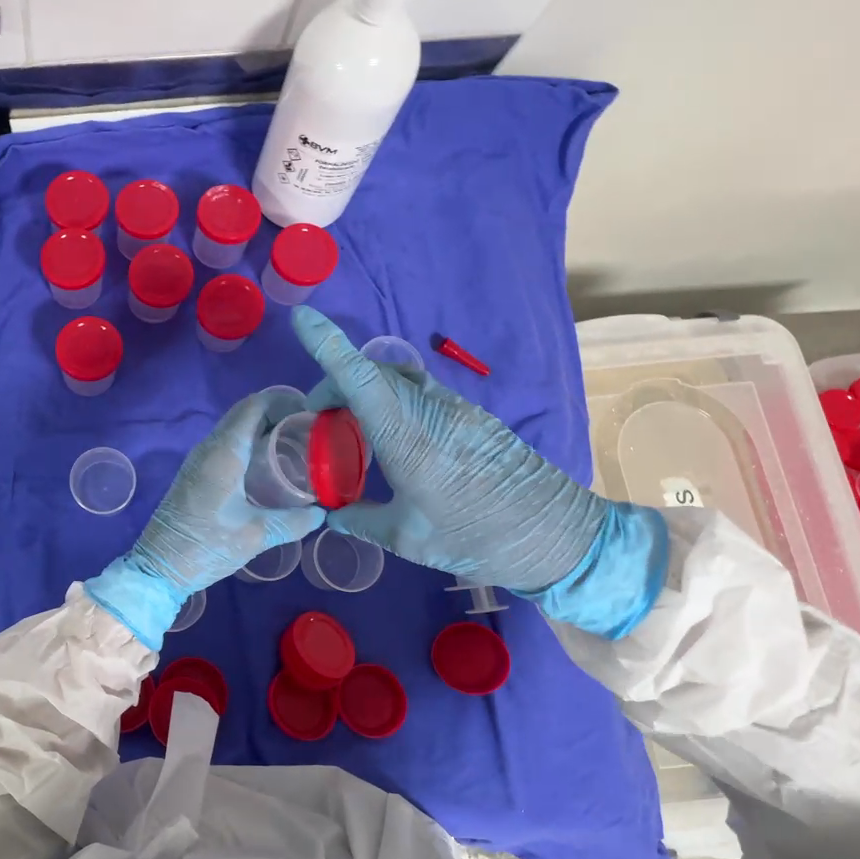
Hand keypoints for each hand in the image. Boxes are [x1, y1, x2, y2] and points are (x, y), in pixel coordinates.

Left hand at [86, 390, 325, 649]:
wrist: (159, 567)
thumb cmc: (207, 547)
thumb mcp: (256, 535)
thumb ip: (293, 521)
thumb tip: (322, 513)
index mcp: (224, 452)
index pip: (254, 406)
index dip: (283, 400)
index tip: (311, 411)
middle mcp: (209, 448)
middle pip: (245, 414)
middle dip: (277, 414)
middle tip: (309, 430)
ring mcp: (199, 460)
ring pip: (234, 430)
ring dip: (262, 430)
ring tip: (296, 446)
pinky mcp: (195, 474)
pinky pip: (226, 446)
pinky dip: (249, 446)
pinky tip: (269, 466)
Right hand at [291, 307, 666, 637]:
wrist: (557, 537)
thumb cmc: (477, 539)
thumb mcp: (406, 539)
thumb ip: (360, 520)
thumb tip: (330, 514)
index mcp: (408, 438)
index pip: (361, 377)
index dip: (329, 344)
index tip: (302, 319)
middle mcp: (431, 411)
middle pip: (373, 372)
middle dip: (336, 382)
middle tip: (318, 418)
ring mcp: (456, 408)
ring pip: (398, 378)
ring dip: (366, 390)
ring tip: (351, 428)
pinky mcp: (473, 415)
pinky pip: (421, 392)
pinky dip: (392, 401)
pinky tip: (390, 437)